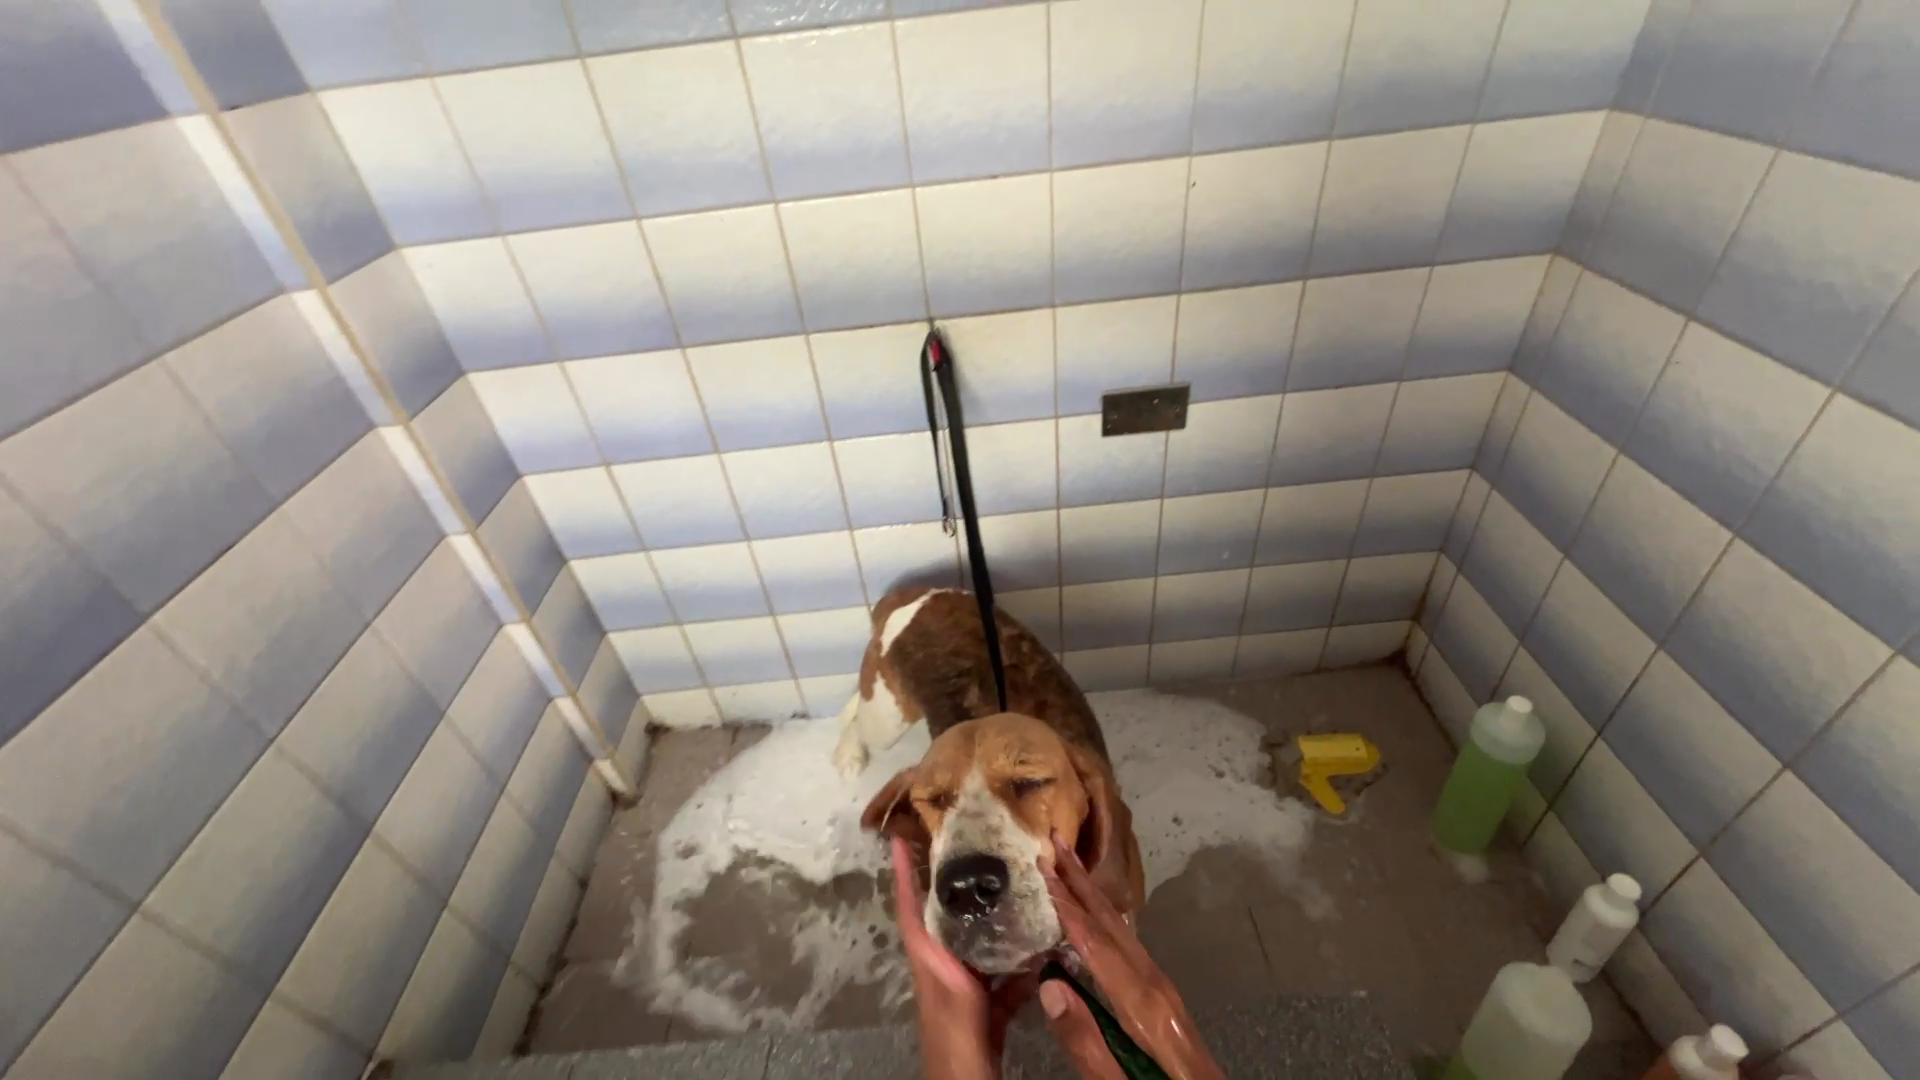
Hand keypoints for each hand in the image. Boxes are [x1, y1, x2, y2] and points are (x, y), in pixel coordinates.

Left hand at [891, 837, 1037, 1079]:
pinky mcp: (984, 1011)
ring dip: (991, 918)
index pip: (912, 912)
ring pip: (975, 942)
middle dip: (953, 883)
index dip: (903, 875)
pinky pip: (1000, 975)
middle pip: (945, 918)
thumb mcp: (963, 1017)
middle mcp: (945, 972)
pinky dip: (1019, 963)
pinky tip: (1042, 950)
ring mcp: (964, 991)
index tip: (898, 838)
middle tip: (969, 846)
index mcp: (933, 967)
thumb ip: (972, 989)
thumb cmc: (958, 1056)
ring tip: (1014, 886)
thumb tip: (983, 953)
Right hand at [1039, 834, 1223, 1079]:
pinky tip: (1095, 911)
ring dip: (1092, 892)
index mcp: (1143, 1006)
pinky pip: (1128, 942)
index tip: (1042, 867)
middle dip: (1081, 879)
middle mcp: (1155, 984)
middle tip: (1055, 839)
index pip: (1095, 943)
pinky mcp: (1163, 998)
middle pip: (1112, 922)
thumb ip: (1087, 1044)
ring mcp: (1163, 988)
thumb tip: (1049, 986)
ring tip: (1069, 862)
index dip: (1066, 904)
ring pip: (1122, 928)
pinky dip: (1105, 915)